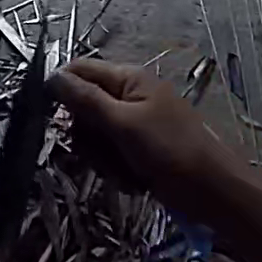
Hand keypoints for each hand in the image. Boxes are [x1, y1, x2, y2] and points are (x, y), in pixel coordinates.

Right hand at [48, 58, 233, 219]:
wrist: (213, 192)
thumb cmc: (170, 150)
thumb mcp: (124, 123)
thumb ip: (86, 99)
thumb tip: (52, 76)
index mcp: (127, 77)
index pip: (80, 70)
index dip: (62, 89)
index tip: (49, 116)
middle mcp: (128, 95)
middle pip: (84, 107)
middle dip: (87, 135)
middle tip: (100, 151)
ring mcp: (133, 123)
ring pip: (94, 136)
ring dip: (102, 157)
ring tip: (123, 170)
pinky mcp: (138, 149)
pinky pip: (110, 154)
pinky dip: (116, 169)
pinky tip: (133, 180)